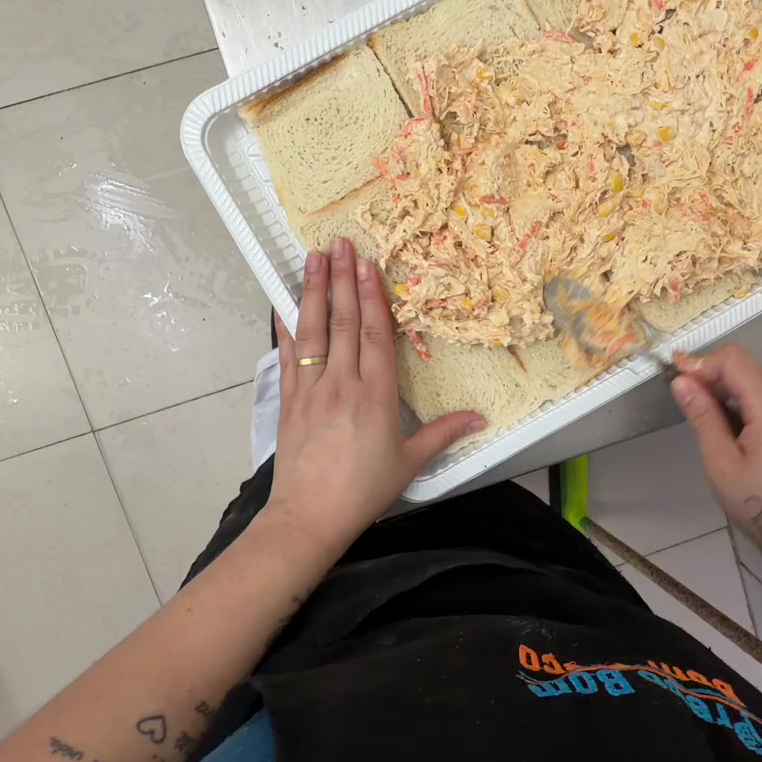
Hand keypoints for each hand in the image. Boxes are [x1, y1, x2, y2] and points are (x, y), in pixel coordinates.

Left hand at [261, 238, 481, 551]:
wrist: (310, 517)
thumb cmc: (364, 491)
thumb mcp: (409, 463)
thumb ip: (443, 434)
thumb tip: (480, 419)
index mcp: (376, 395)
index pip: (374, 335)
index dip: (370, 297)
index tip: (367, 265)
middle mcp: (342, 383)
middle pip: (342, 322)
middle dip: (341, 280)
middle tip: (339, 244)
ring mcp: (310, 390)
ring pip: (313, 331)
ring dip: (312, 292)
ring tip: (312, 258)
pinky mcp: (288, 401)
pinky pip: (287, 357)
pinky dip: (284, 328)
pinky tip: (282, 304)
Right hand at [669, 344, 761, 546]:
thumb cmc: (761, 506)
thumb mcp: (722, 464)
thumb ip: (703, 417)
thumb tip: (682, 381)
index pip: (735, 359)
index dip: (702, 362)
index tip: (676, 379)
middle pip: (745, 373)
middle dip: (712, 382)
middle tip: (688, 410)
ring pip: (756, 389)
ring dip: (728, 400)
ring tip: (715, 437)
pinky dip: (746, 412)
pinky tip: (738, 443)